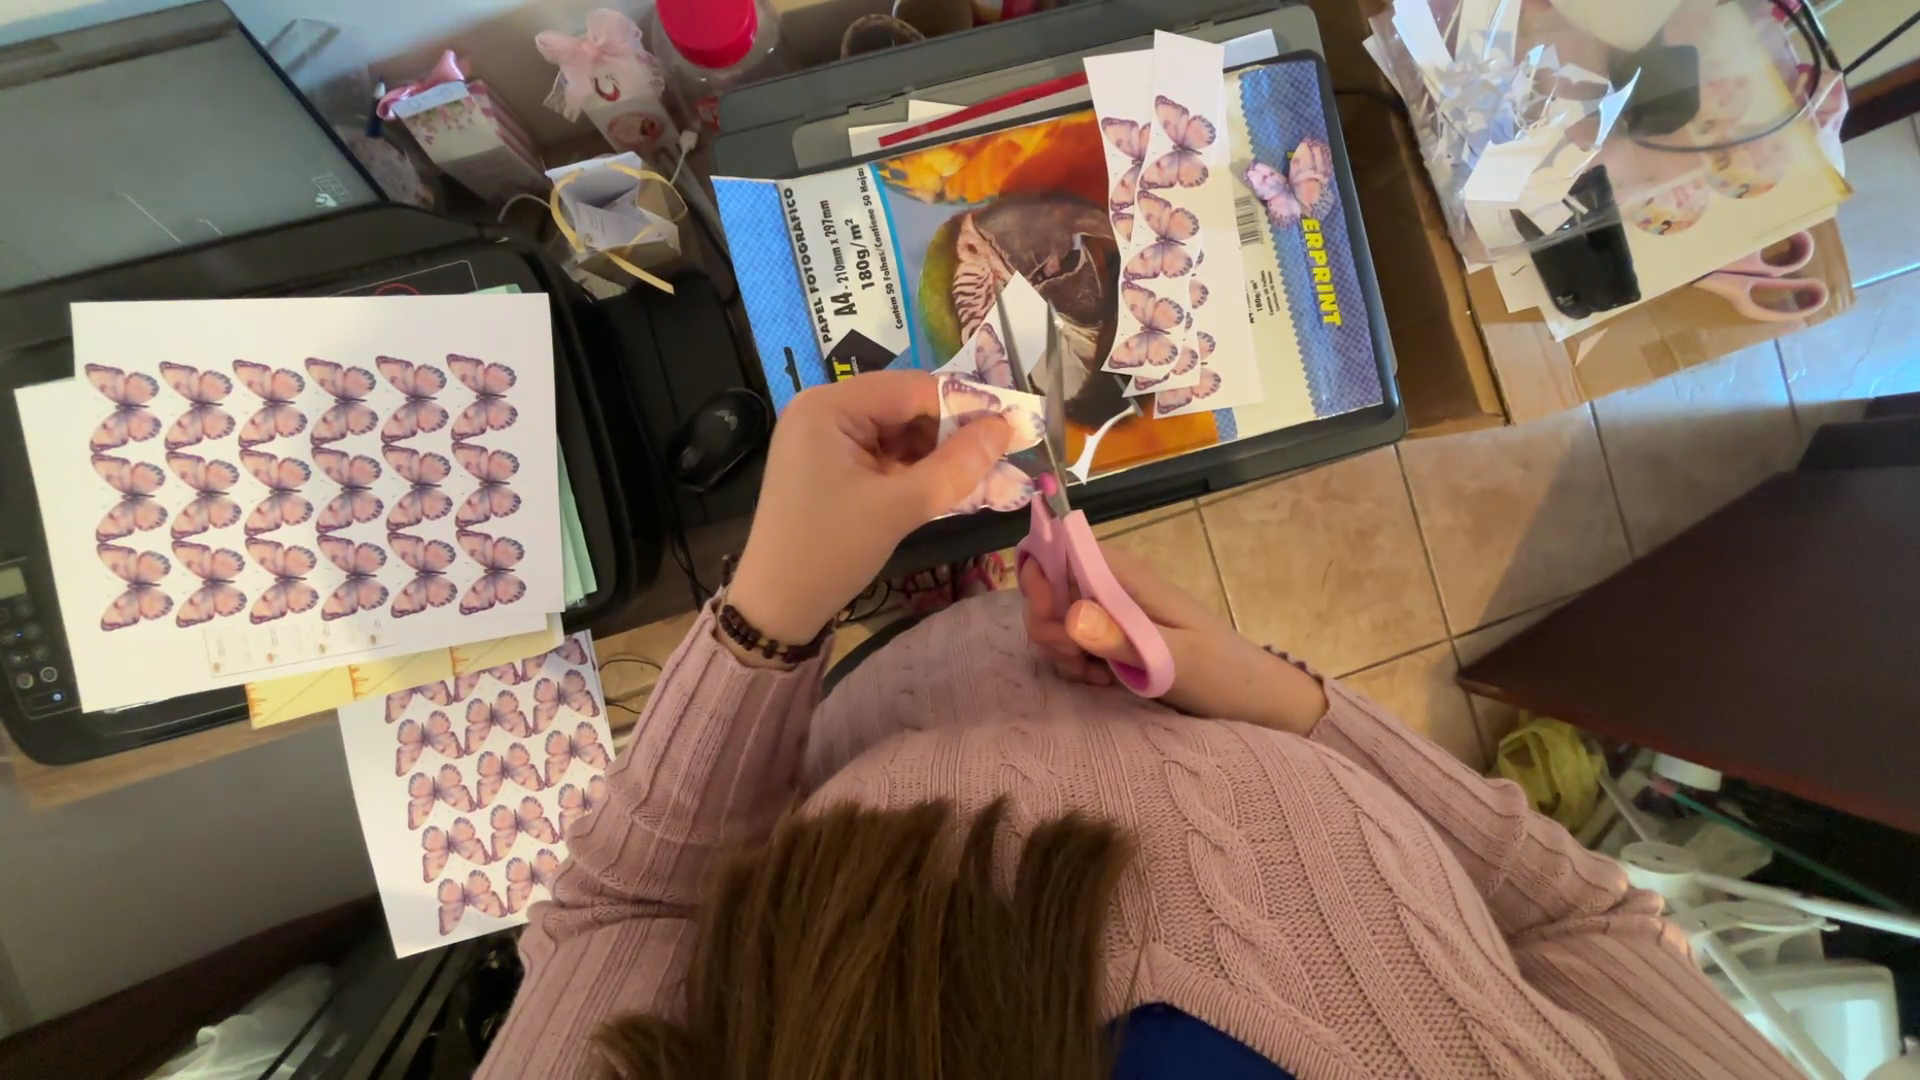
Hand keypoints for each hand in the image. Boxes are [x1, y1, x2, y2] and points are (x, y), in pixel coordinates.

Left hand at [727, 372, 1010, 650]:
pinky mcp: (830, 465)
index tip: (1011, 427)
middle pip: (905, 407)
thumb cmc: (831, 551)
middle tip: (1001, 455)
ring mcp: (825, 439)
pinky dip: (915, 469)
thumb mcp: (899, 507)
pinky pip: (883, 455)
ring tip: (981, 474)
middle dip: (952, 432)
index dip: (964, 405)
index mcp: (828, 406)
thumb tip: (1005, 429)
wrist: (777, 606)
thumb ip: (956, 466)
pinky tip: (948, 484)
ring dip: (938, 452)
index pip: (912, 389)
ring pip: (898, 433)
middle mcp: (823, 410)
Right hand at [1019, 543, 1327, 734]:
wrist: (1246, 694)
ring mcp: (1108, 610)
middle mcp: (1110, 583)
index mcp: (1125, 573)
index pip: (1060, 548)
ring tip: (1093, 674)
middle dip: (1047, 625)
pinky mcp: (1108, 635)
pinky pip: (1070, 643)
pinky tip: (1099, 680)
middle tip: (1074, 658)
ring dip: (1061, 650)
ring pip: (1054, 618)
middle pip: (1048, 587)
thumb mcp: (1171, 657)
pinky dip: (1074, 663)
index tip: (1049, 619)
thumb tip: (1070, 616)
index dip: (1039, 577)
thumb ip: (1119, 638)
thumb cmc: (1217, 670)